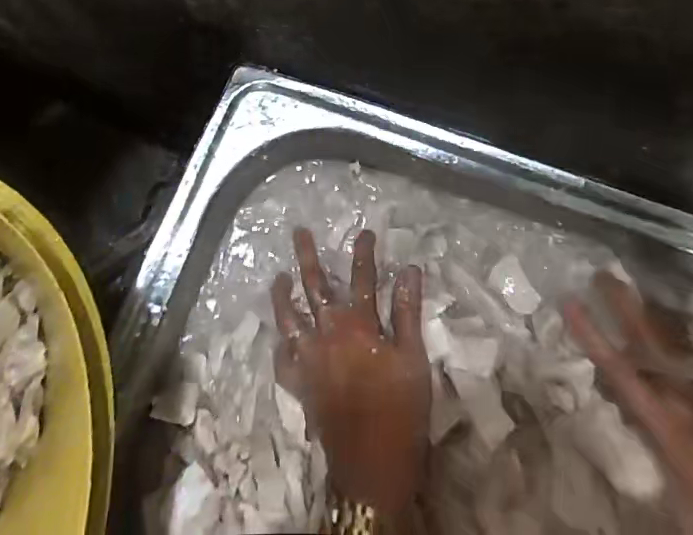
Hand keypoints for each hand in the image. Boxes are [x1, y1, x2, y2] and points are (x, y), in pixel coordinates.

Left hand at [271, 227, 429, 516]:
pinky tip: (278, 334)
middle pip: (314, 285)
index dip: (364, 253)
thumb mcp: (414, 359)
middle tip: (298, 232)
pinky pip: (281, 355)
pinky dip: (280, 342)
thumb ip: (407, 312)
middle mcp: (326, 331)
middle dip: (307, 256)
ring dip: (283, 293)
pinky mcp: (297, 379)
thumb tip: (409, 270)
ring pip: (288, 314)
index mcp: (357, 323)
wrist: (372, 460)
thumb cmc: (401, 409)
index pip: (362, 278)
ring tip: (279, 276)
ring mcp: (307, 354)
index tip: (365, 231)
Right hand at [564, 275, 692, 534]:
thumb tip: (636, 429)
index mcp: (668, 424)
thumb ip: (658, 457)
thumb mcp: (686, 502)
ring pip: (684, 349)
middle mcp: (692, 401)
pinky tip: (689, 339)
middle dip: (626, 307)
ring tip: (640, 295)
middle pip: (653, 344)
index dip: (591, 335)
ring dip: (659, 320)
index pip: (618, 369)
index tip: (569, 301)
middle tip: (604, 273)